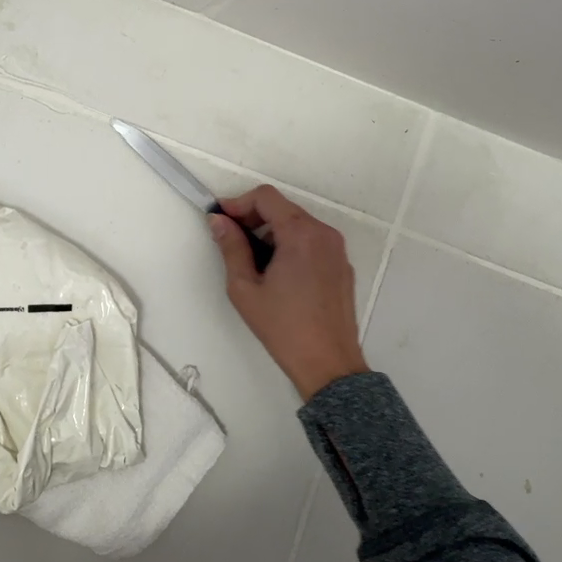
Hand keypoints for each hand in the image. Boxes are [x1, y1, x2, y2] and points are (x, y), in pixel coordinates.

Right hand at [210, 185, 367, 399]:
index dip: (238, 202)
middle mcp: (324, 234)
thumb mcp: (244, 287)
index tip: (219, 218)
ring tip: (253, 260)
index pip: (266, 197)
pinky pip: (312, 241)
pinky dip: (291, 245)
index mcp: (300, 234)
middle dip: (253, 217)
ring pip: (298, 224)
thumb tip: (219, 221)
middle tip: (230, 239)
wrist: (328, 364)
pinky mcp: (342, 266)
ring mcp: (337, 250)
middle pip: (283, 208)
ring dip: (272, 232)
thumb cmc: (282, 326)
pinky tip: (278, 273)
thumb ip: (231, 247)